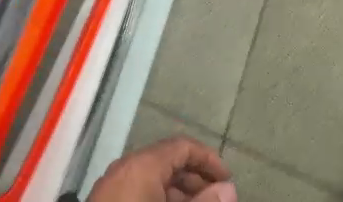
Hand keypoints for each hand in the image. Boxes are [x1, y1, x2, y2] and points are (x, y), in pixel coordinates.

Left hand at [87, 136, 234, 201]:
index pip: (182, 146)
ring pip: (154, 180)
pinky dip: (160, 199)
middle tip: (219, 201)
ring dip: (180, 194)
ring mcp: (113, 186)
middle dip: (196, 180)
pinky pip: (140, 192)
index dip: (209, 160)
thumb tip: (228, 189)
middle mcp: (127, 167)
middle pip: (168, 162)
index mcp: (143, 164)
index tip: (228, 181)